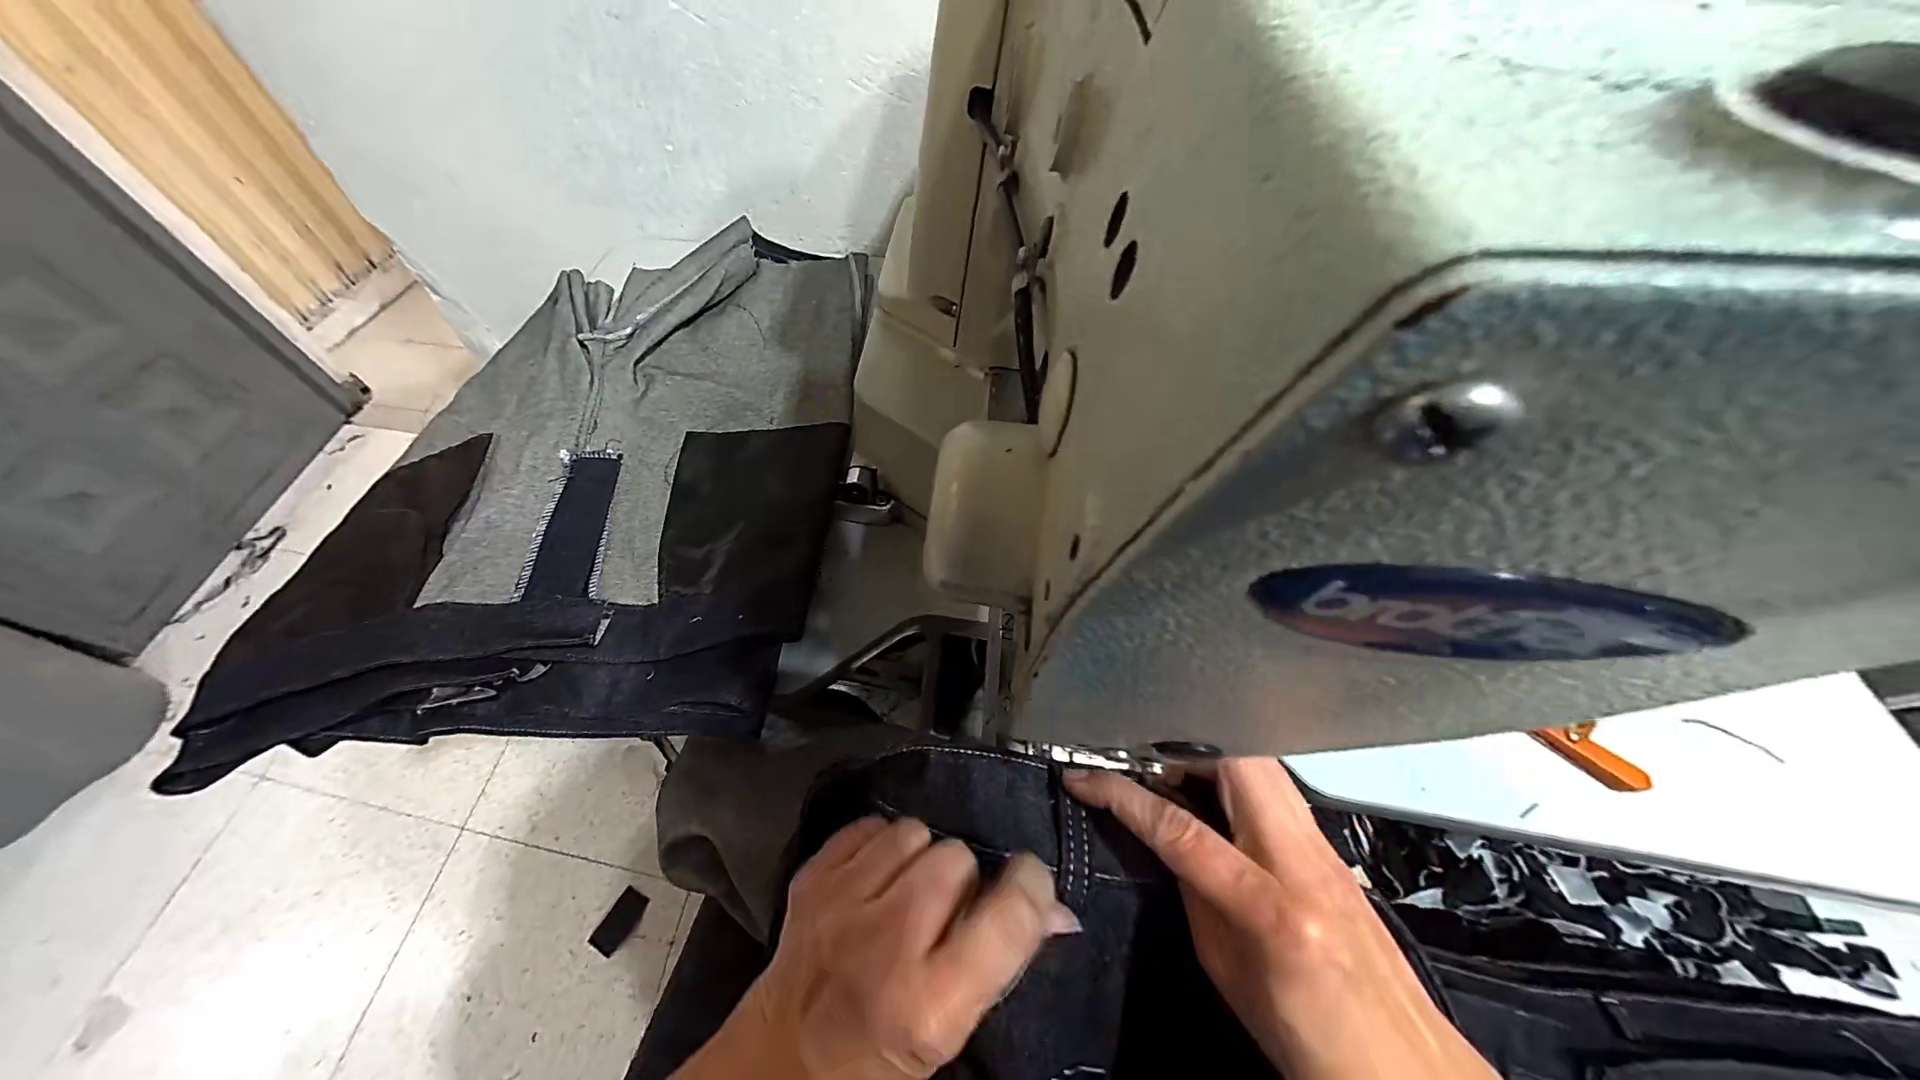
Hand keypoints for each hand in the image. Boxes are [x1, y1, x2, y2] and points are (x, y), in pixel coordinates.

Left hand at [676, 817, 1080, 1079]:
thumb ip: (1003, 963)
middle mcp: (886, 945)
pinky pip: (868, 825)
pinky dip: (880, 842)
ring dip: (921, 853)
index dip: (1031, 886)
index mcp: (931, 1003)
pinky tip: (877, 875)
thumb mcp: (950, 1026)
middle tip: (951, 904)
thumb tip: (1059, 911)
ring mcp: (841, 906)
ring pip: (913, 830)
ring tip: (911, 887)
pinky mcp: (811, 879)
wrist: (783, 1061)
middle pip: (956, 857)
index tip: (1028, 878)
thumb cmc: (879, 1054)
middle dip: (963, 875)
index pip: (1008, 915)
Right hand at [1064, 760, 1494, 1079]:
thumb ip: (1196, 894)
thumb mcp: (1227, 972)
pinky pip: (1276, 789)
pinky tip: (1214, 801)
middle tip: (1141, 763)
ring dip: (1207, 757)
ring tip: (1171, 777)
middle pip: (1238, 762)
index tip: (1085, 777)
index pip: (1180, 828)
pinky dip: (1234, 779)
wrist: (1411, 1072)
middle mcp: (1306, 862)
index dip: (1122, 795)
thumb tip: (1165, 840)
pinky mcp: (1336, 850)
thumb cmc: (1310, 1042)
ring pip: (1260, 764)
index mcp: (1271, 910)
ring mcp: (1328, 850)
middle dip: (1179, 747)